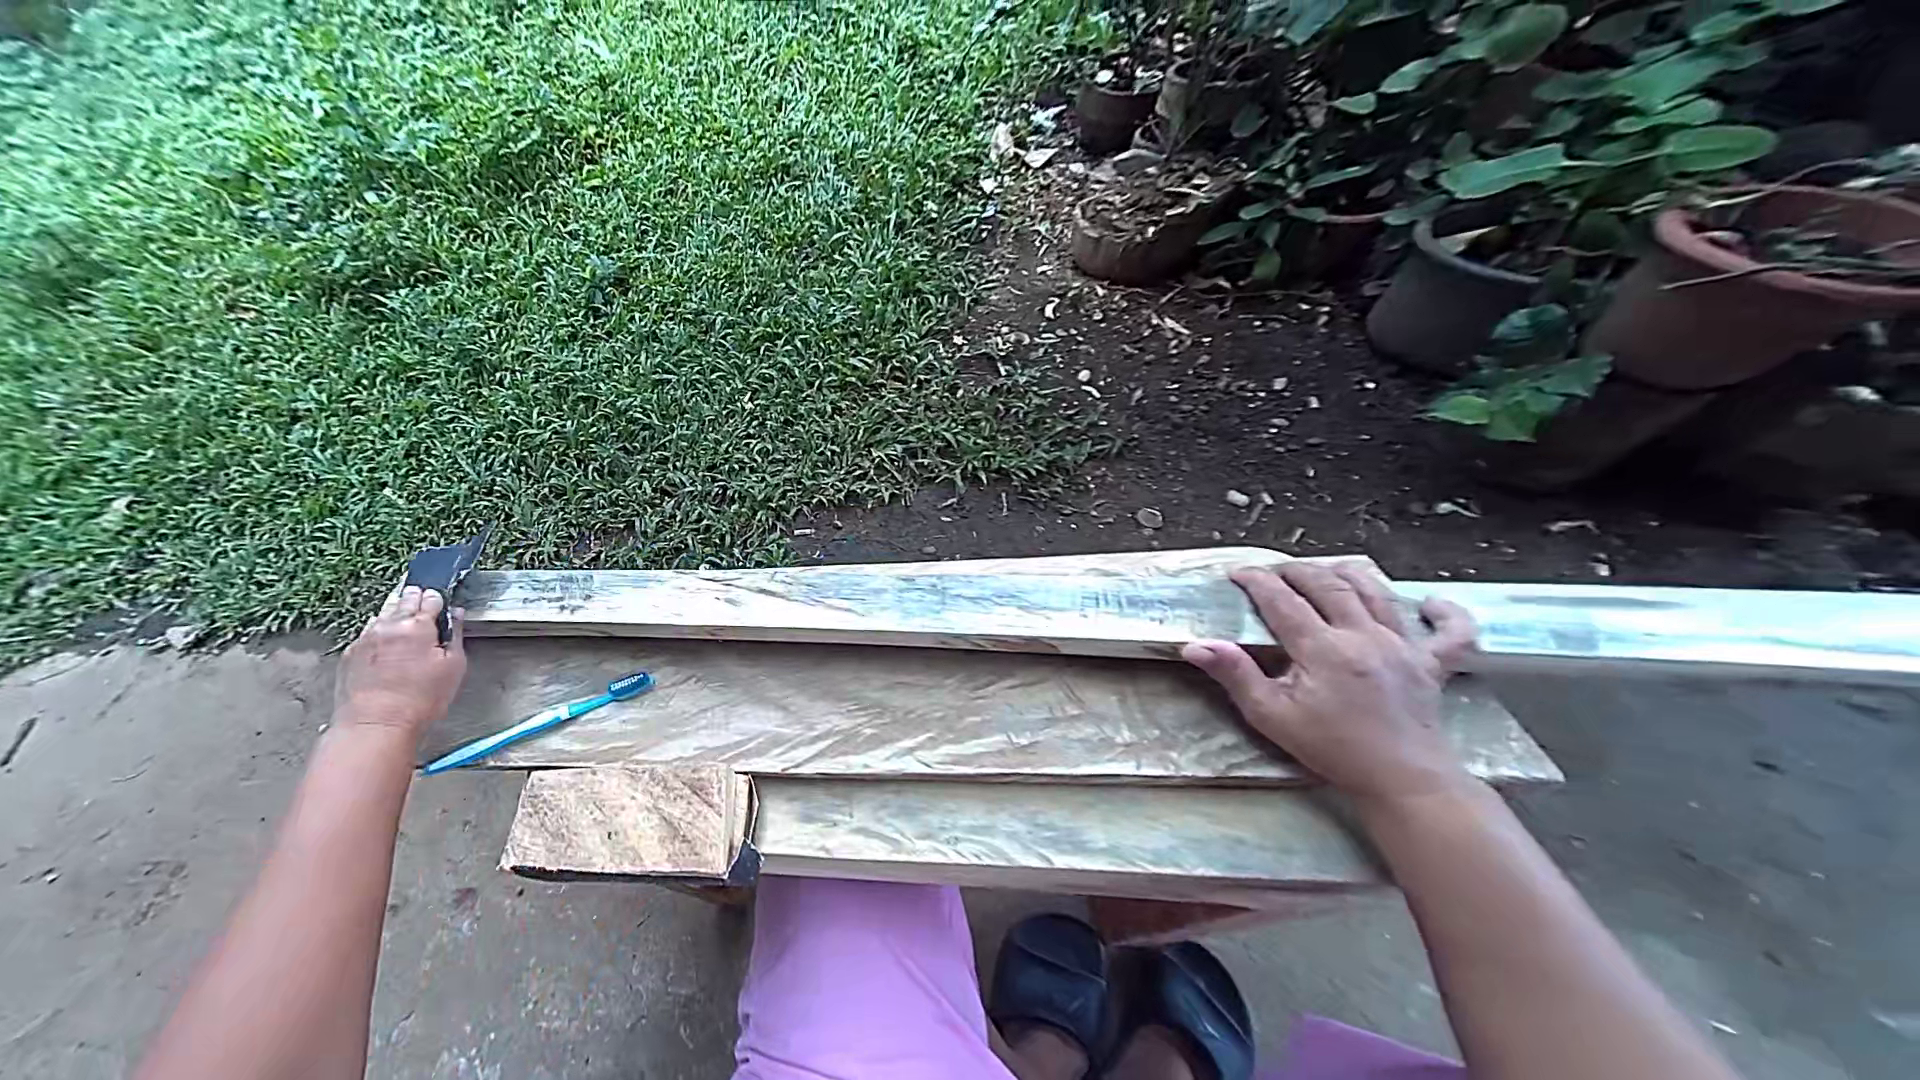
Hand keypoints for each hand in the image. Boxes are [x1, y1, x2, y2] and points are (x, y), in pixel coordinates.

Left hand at [333, 585, 467, 739]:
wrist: (376, 724)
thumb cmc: (420, 697)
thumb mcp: (454, 665)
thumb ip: (455, 634)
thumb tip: (456, 615)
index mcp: (417, 625)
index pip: (430, 600)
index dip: (438, 598)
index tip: (441, 599)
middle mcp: (387, 626)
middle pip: (403, 602)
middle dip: (415, 599)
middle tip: (423, 599)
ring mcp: (365, 640)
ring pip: (383, 615)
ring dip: (396, 613)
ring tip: (406, 619)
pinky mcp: (349, 655)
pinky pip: (368, 633)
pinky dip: (380, 632)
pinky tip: (388, 642)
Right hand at [1182, 563, 1478, 806]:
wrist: (1402, 782)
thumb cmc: (1331, 750)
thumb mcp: (1271, 716)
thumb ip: (1235, 675)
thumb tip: (1196, 645)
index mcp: (1323, 648)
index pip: (1282, 599)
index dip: (1257, 580)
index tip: (1238, 574)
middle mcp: (1364, 636)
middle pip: (1328, 584)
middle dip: (1296, 570)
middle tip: (1273, 573)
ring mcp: (1404, 646)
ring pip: (1376, 591)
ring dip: (1346, 574)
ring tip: (1325, 572)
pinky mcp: (1432, 664)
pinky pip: (1451, 630)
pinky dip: (1444, 611)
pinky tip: (1427, 602)